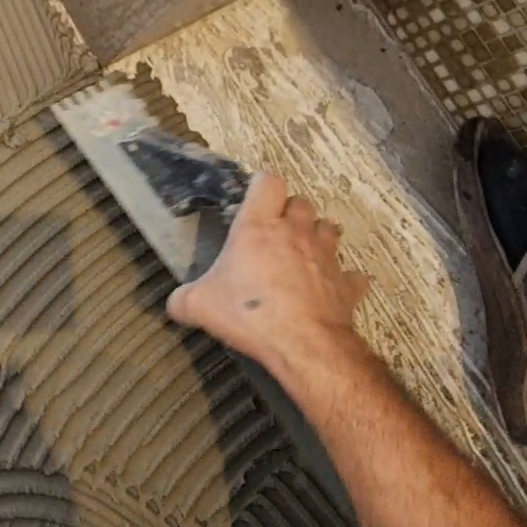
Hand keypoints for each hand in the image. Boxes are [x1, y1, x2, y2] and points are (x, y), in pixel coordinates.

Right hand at [165, 172, 371, 373]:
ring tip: (304, 252)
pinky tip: (331, 288)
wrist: (303, 344)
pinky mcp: (347, 284)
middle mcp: (294, 233)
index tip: (254, 197)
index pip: (268, 182)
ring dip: (318, 235)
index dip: (262, 185)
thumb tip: (174, 304)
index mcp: (257, 227)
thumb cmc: (248, 312)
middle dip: (291, 211)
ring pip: (330, 228)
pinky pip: (352, 274)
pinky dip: (344, 278)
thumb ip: (182, 299)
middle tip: (275, 230)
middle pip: (302, 202)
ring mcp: (326, 257)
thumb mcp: (198, 305)